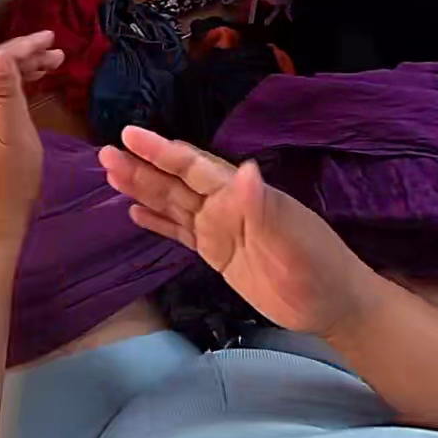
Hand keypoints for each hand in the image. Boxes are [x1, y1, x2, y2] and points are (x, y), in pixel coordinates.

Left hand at [0, 31, 64, 240]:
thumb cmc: (9, 182)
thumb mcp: (13, 136)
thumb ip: (6, 95)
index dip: (24, 47)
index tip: (53, 39)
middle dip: (26, 56)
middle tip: (58, 52)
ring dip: (23, 71)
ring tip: (52, 65)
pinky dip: (18, 88)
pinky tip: (34, 90)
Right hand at [99, 126, 376, 338]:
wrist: (330, 303)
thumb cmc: (315, 267)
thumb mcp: (291, 237)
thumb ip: (264, 206)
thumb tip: (244, 169)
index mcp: (242, 196)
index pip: (195, 168)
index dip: (163, 151)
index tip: (130, 135)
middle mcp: (227, 207)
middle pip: (177, 182)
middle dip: (143, 167)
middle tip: (106, 153)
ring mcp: (222, 230)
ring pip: (174, 205)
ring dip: (144, 189)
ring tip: (111, 175)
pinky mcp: (219, 254)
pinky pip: (182, 233)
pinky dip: (159, 223)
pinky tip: (136, 215)